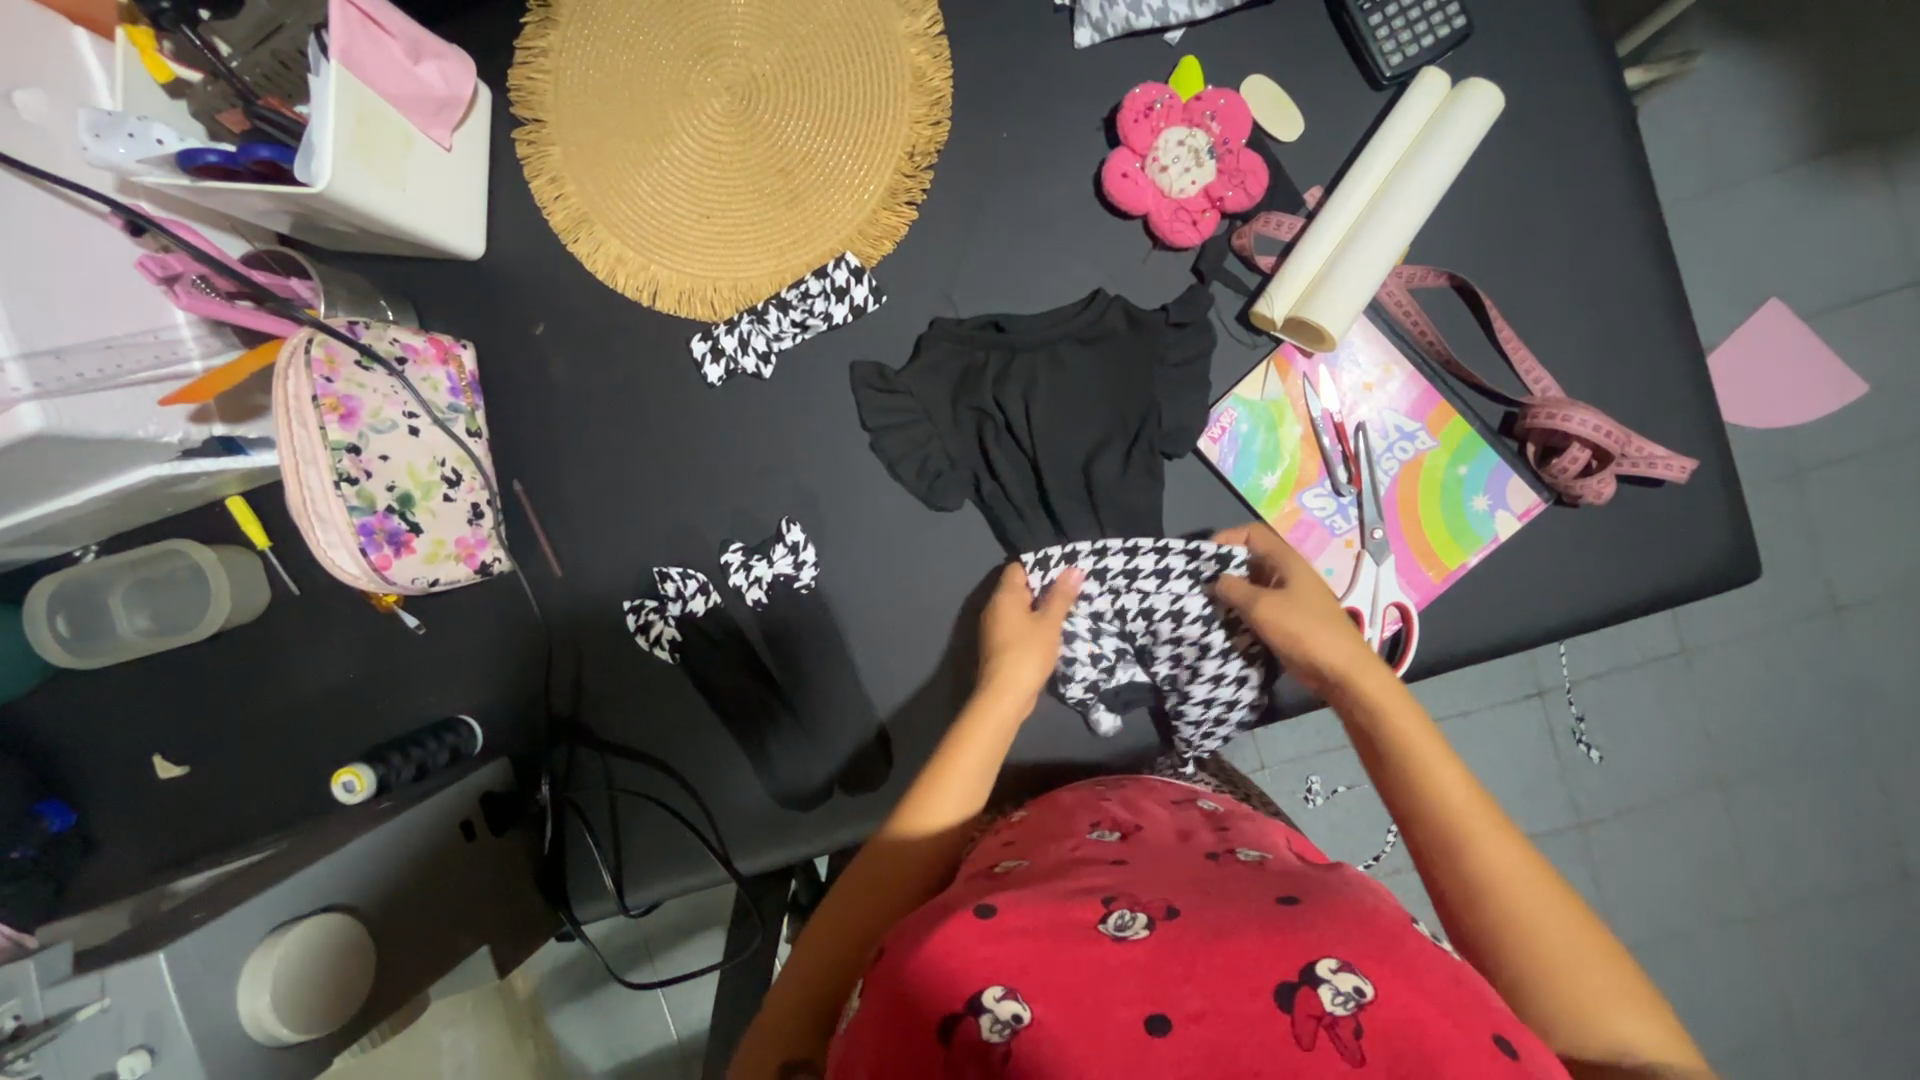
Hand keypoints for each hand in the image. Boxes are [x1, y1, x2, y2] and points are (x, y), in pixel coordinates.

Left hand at [976, 563, 1082, 706]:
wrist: (1004, 695)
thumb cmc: (1027, 653)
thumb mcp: (1049, 623)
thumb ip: (1061, 596)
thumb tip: (1074, 569)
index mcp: (1004, 596)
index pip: (1018, 567)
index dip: (1040, 565)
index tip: (1063, 570)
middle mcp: (994, 607)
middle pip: (1018, 587)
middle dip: (1043, 587)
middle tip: (1070, 588)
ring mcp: (994, 627)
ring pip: (1018, 608)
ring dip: (1039, 608)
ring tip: (1065, 608)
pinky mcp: (998, 645)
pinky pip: (1017, 625)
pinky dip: (1032, 624)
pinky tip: (1051, 630)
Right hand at [1210, 523, 1388, 700]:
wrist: (1340, 670)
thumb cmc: (1302, 629)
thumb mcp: (1261, 606)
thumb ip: (1233, 589)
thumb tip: (1216, 580)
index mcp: (1286, 561)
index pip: (1252, 534)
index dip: (1226, 538)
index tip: (1203, 558)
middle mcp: (1288, 574)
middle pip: (1251, 559)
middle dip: (1224, 569)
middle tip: (1199, 584)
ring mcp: (1289, 598)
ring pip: (1253, 586)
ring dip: (1231, 594)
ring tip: (1206, 604)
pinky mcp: (1287, 620)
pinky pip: (1258, 609)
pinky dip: (1241, 613)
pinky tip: (1224, 623)